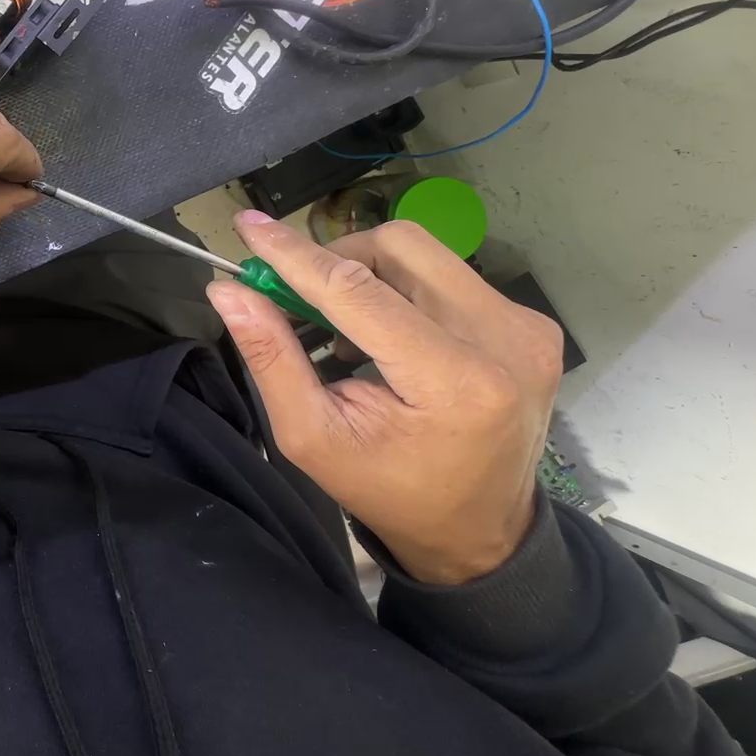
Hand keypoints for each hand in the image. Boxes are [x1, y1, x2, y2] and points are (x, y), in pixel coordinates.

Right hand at [206, 213, 562, 583]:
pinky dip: (396, 290)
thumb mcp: (310, 434)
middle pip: (398, 248)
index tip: (248, 225)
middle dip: (333, 259)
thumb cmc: (386, 488)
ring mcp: (525, 328)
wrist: (478, 530)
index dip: (294, 254)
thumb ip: (270, 356)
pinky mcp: (528, 324)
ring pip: (421, 254)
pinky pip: (443, 274)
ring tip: (340, 329)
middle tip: (295, 297)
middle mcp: (503, 340)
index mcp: (453, 380)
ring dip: (364, 274)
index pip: (357, 290)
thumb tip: (227, 290)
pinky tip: (380, 336)